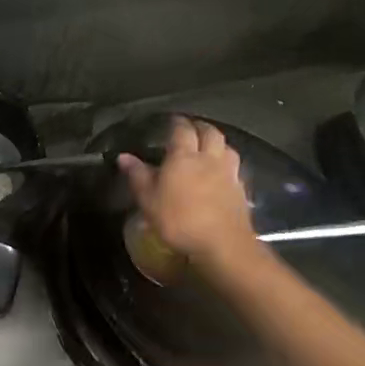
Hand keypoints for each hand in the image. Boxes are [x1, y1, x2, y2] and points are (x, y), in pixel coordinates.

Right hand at [119, 117, 254, 265]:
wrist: (222, 245)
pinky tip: (221, 171)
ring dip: (217, 142)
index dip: (177, 122)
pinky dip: (226, 162)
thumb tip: (123, 156)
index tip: (171, 120)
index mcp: (184, 157)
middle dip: (200, 126)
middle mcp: (209, 159)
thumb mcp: (148, 199)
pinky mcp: (241, 189)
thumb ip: (137, 175)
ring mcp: (229, 173)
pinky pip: (234, 166)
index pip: (182, 130)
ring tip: (208, 146)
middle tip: (190, 128)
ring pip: (227, 147)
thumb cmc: (178, 220)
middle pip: (210, 133)